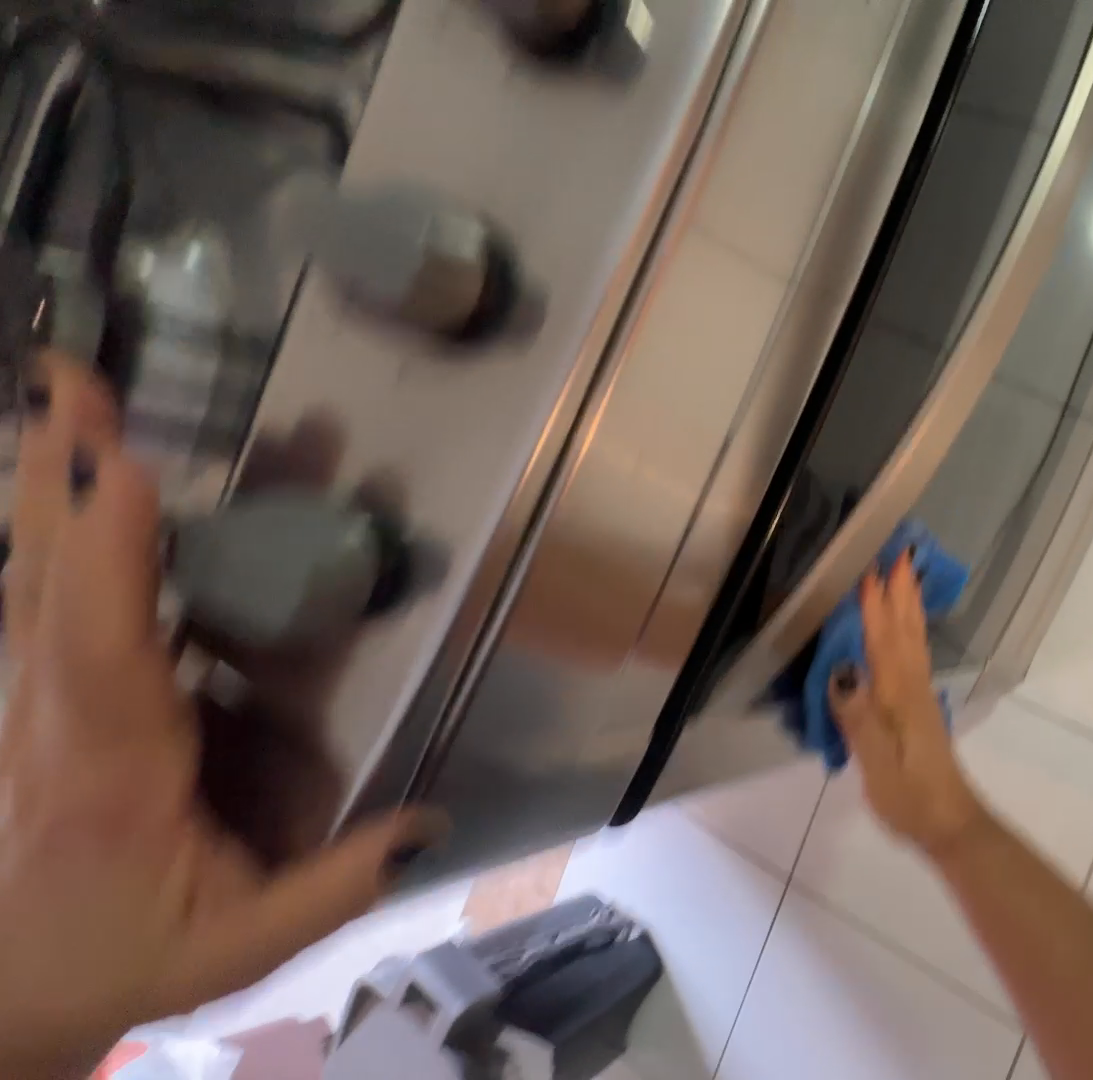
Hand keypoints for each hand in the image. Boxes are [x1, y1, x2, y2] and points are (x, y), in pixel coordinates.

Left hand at [0, 359, 442, 1078]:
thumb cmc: (124, 965)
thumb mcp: (244, 946)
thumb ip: (340, 884)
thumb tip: (433, 819)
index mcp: (106, 778)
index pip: (101, 654)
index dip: (110, 560)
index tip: (120, 467)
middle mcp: (48, 727)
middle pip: (41, 589)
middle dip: (54, 480)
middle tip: (65, 377)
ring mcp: (32, 714)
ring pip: (26, 587)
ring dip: (44, 491)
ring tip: (61, 404)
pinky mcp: (44, 710)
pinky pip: (41, 609)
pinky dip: (54, 540)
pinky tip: (69, 495)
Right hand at [828, 553, 988, 857]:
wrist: (949, 823)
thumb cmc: (909, 796)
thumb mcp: (877, 762)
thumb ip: (859, 716)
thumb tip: (842, 669)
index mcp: (899, 695)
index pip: (884, 639)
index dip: (877, 604)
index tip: (874, 566)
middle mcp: (912, 688)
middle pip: (905, 631)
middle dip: (901, 592)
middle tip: (900, 554)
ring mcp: (920, 698)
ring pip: (913, 641)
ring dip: (908, 607)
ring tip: (905, 580)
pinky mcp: (922, 711)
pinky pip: (913, 658)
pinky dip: (910, 635)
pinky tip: (906, 635)